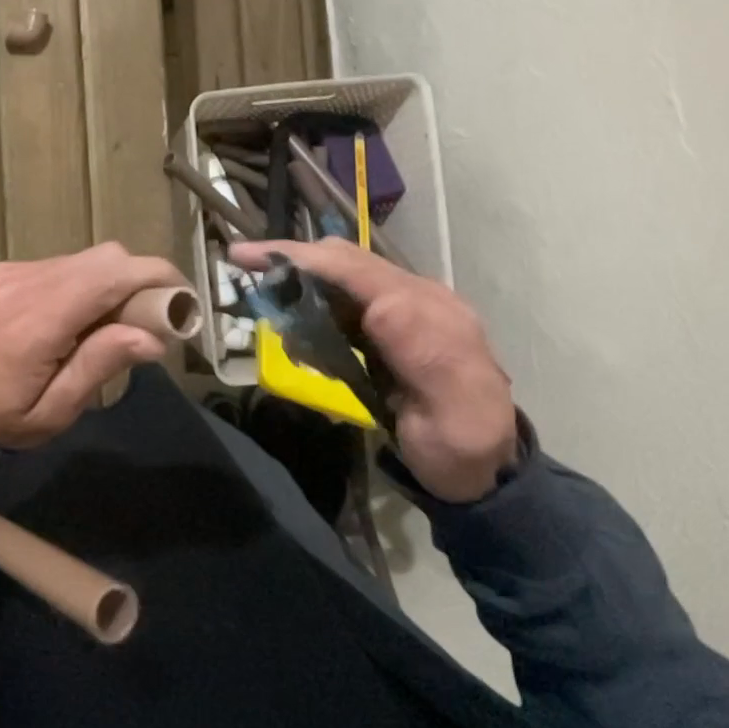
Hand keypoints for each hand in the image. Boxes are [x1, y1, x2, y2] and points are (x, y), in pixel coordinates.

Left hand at [0, 243, 188, 448]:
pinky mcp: (5, 272)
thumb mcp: (52, 412)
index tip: (184, 305)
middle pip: (105, 257)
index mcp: (37, 319)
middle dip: (141, 281)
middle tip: (153, 324)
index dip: (157, 279)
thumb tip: (153, 337)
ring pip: (85, 259)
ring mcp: (11, 272)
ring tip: (116, 326)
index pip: (111, 275)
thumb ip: (99, 366)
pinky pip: (62, 266)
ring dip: (113, 283)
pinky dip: (85, 284)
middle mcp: (24, 282)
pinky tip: (81, 319)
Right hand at [231, 239, 518, 502]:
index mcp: (431, 315)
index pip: (357, 271)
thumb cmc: (460, 448)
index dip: (302, 258)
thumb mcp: (451, 413)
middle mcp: (422, 298)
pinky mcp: (400, 319)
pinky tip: (294, 307)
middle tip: (242, 263)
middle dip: (293, 257)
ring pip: (346, 271)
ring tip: (261, 285)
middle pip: (348, 260)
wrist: (486, 470)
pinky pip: (351, 292)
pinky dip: (315, 292)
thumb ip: (427, 357)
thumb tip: (383, 305)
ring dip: (301, 273)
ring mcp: (412, 306)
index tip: (248, 257)